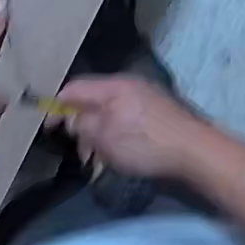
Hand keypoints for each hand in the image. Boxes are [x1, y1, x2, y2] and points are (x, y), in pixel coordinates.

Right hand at [53, 75, 225, 179]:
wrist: (196, 152)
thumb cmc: (145, 144)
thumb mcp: (105, 138)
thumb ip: (82, 124)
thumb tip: (71, 118)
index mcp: (113, 86)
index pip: (74, 88)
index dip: (56, 107)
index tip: (47, 128)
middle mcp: (129, 85)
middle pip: (92, 100)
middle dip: (81, 126)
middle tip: (81, 152)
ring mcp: (146, 97)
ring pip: (110, 113)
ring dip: (100, 135)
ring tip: (102, 159)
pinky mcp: (158, 113)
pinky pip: (127, 119)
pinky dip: (117, 135)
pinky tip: (122, 155)